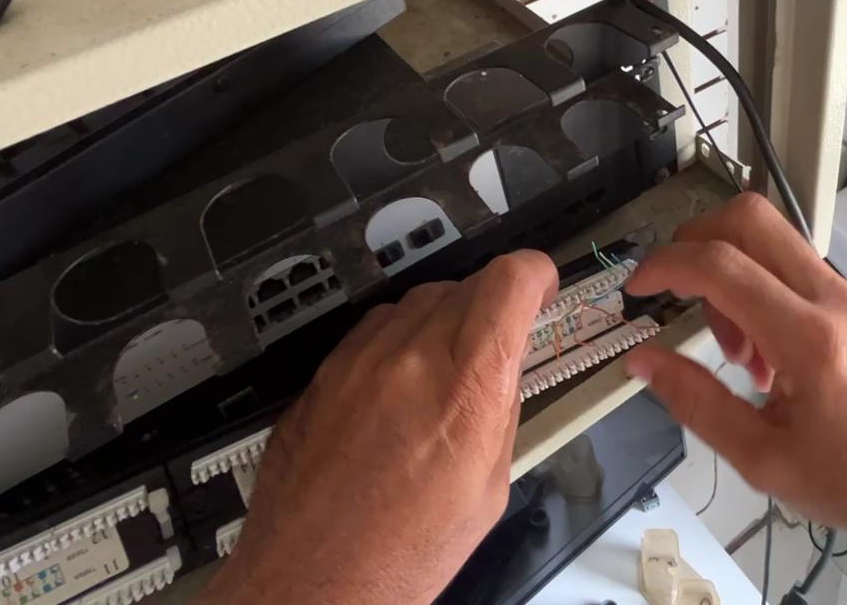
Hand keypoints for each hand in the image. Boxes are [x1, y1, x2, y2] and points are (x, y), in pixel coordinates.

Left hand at [202, 251, 558, 604]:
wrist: (309, 584)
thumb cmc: (399, 555)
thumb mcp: (488, 488)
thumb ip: (501, 406)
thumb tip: (505, 362)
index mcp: (466, 389)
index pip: (509, 281)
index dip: (534, 272)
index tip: (537, 285)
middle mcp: (413, 358)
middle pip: (470, 282)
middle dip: (493, 306)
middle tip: (493, 344)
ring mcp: (362, 357)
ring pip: (424, 297)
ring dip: (446, 320)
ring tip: (442, 373)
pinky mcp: (328, 367)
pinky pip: (380, 322)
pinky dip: (403, 338)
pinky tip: (401, 382)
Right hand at [626, 195, 846, 604]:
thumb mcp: (762, 459)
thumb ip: (694, 401)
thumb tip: (643, 361)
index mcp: (810, 340)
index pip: (720, 266)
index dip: (665, 266)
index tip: (639, 287)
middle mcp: (832, 299)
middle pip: (749, 217)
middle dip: (694, 236)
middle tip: (674, 282)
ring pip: (769, 235)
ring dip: (728, 267)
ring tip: (730, 344)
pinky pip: (790, 264)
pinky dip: (756, 284)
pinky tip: (759, 348)